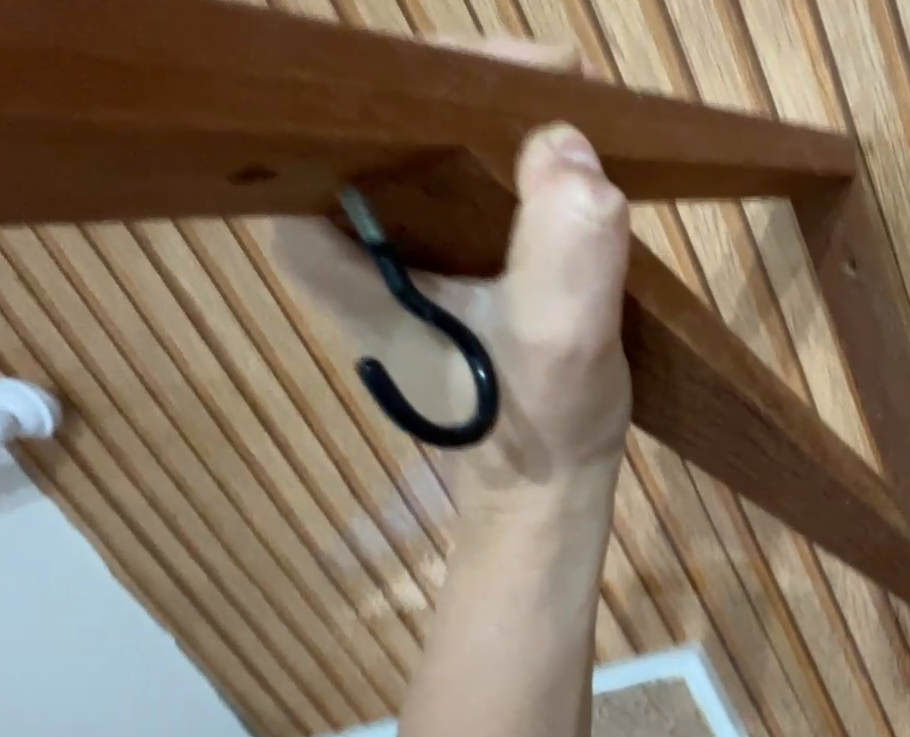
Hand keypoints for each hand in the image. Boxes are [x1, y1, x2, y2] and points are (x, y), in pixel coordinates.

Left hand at [271, 41, 632, 498]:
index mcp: (325, 234)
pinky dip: (525, 168)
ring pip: (444, 141)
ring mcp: (388, 238)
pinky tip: (572, 169)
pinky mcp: (436, 256)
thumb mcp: (559, 346)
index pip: (362, 101)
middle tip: (577, 93)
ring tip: (584, 122)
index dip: (458, 74)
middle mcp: (338, 222)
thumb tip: (572, 145)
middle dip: (493, 96)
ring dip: (515, 129)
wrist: (547, 488)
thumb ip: (565, 249)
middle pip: (403, 111)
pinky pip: (473, 179)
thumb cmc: (538, 429)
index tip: (552, 78)